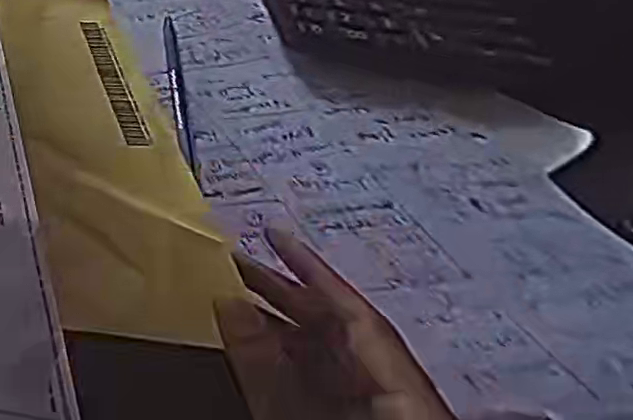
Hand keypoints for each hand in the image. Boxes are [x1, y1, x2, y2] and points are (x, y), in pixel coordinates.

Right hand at [216, 228, 455, 419]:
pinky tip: (251, 345)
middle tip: (230, 262)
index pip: (359, 318)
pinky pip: (325, 386)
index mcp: (406, 398)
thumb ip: (266, 370)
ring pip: (330, 361)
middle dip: (284, 296)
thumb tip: (226, 300)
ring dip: (278, 327)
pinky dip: (287, 363)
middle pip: (341, 335)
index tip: (272, 233)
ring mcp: (381, 415)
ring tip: (229, 297)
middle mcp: (401, 401)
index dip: (314, 270)